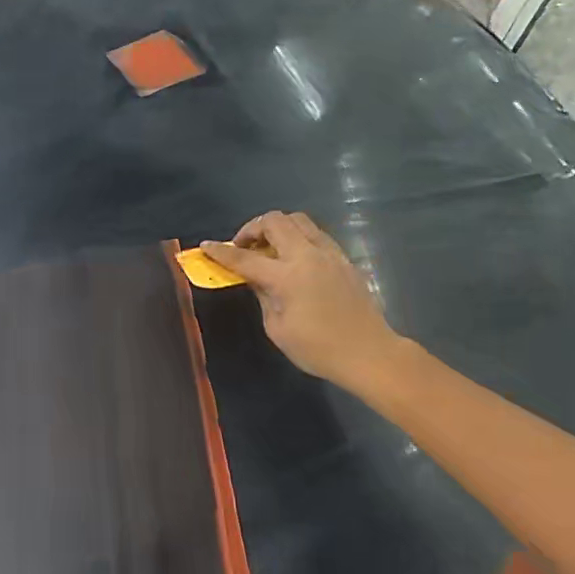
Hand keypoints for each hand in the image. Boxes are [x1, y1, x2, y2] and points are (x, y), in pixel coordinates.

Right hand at [199, 211, 401, 385]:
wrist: (368, 352)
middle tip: (243, 247)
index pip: (246, 258)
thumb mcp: (278, 328)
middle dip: (252, 228)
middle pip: (275, 221)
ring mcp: (330, 253)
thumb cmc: (318, 349)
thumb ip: (263, 296)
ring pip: (299, 221)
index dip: (222, 252)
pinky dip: (298, 237)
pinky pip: (316, 234)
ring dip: (278, 228)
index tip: (206, 245)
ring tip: (269, 249)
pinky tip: (294, 259)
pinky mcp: (344, 258)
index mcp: (288, 276)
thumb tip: (256, 279)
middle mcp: (308, 255)